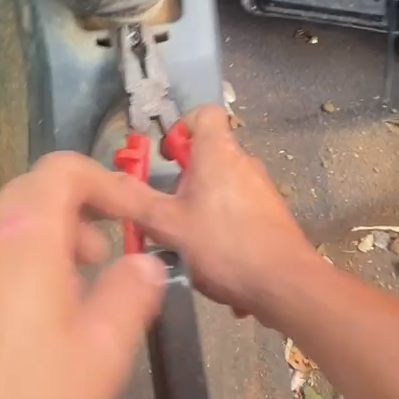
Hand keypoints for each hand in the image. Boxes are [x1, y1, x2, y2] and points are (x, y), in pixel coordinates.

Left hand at [0, 153, 167, 398]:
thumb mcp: (98, 356)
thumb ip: (129, 297)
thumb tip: (145, 264)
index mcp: (26, 235)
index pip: (64, 169)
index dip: (105, 180)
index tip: (134, 212)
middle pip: (35, 192)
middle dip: (80, 211)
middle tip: (105, 253)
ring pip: (10, 229)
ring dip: (51, 243)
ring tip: (76, 295)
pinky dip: (22, 269)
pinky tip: (33, 328)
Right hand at [138, 105, 321, 321]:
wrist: (287, 286)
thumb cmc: (224, 245)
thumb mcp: (169, 225)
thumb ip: (137, 202)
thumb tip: (111, 182)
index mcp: (218, 152)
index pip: (204, 113)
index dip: (182, 127)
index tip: (167, 158)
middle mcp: (243, 162)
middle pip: (208, 155)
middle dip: (184, 181)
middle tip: (168, 212)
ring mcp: (261, 189)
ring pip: (221, 187)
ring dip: (201, 209)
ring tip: (189, 244)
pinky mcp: (272, 216)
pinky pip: (238, 211)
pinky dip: (223, 229)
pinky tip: (216, 264)